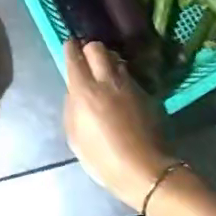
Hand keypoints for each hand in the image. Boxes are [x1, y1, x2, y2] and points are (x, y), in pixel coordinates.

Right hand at [63, 41, 177, 209]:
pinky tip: (121, 93)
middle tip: (87, 60)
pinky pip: (129, 76)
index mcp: (85, 91)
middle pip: (97, 47)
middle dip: (89, 50)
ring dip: (108, 62)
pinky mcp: (146, 92)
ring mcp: (130, 85)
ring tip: (105, 74)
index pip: (75, 57)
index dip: (70, 49)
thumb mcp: (75, 138)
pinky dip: (121, 78)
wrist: (145, 168)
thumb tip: (74, 93)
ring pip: (116, 59)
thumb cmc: (103, 159)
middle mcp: (108, 81)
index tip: (69, 47)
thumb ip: (71, 109)